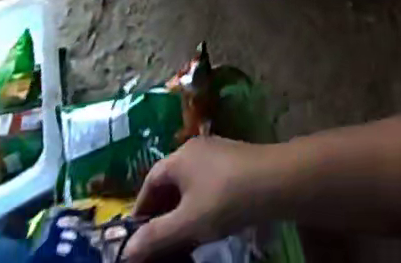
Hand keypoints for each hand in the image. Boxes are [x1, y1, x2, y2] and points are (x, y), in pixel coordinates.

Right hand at [124, 137, 271, 262]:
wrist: (274, 180)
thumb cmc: (224, 198)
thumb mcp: (187, 222)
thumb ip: (155, 237)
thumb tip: (126, 251)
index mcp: (179, 157)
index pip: (150, 181)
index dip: (141, 209)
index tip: (136, 237)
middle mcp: (196, 148)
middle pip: (170, 180)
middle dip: (161, 211)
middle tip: (156, 241)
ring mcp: (217, 152)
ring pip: (189, 183)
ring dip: (181, 209)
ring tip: (180, 237)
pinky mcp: (234, 162)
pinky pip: (206, 183)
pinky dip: (199, 203)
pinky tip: (205, 223)